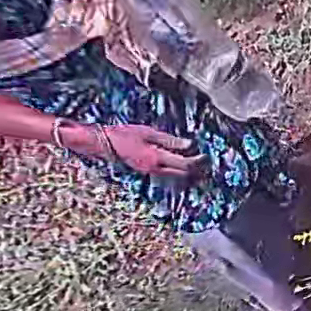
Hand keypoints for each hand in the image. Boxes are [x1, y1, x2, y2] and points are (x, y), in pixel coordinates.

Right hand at [74, 124, 204, 179]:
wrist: (102, 144)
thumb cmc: (125, 135)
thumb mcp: (149, 133)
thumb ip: (170, 140)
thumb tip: (190, 144)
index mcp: (157, 158)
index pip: (185, 164)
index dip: (198, 161)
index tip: (206, 155)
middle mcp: (155, 169)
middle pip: (183, 174)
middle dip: (197, 170)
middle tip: (207, 163)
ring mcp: (151, 172)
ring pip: (176, 177)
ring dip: (189, 173)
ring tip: (200, 166)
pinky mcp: (147, 172)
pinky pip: (168, 175)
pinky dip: (178, 172)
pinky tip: (183, 167)